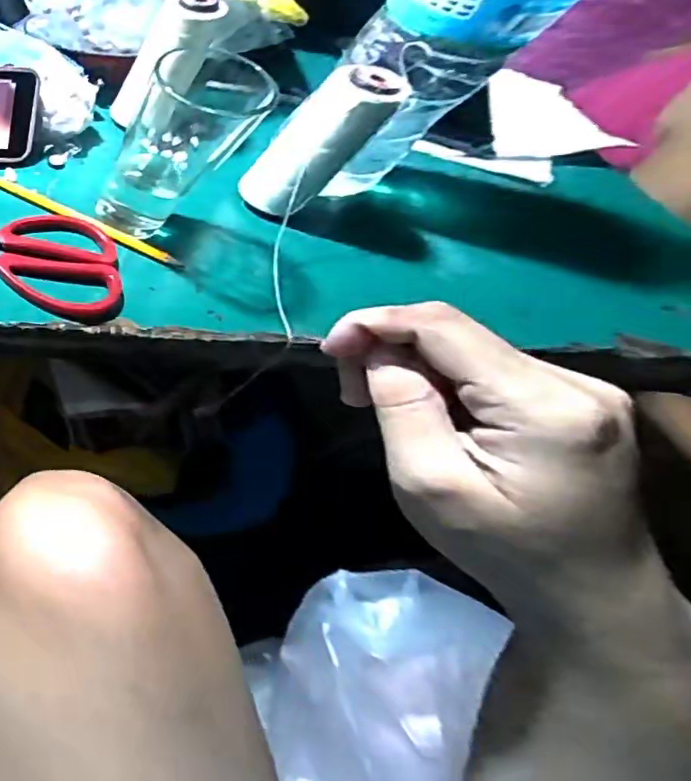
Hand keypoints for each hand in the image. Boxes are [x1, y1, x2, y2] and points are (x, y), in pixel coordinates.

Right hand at [321, 303, 654, 621]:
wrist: (589, 595)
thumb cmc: (501, 545)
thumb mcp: (427, 480)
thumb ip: (401, 405)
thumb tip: (376, 352)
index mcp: (544, 404)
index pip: (441, 326)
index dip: (373, 323)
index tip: (329, 351)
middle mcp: (574, 384)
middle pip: (452, 332)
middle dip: (384, 347)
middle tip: (350, 390)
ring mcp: (581, 391)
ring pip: (464, 345)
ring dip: (407, 363)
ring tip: (379, 401)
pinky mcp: (573, 401)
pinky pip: (483, 364)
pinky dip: (435, 375)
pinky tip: (422, 407)